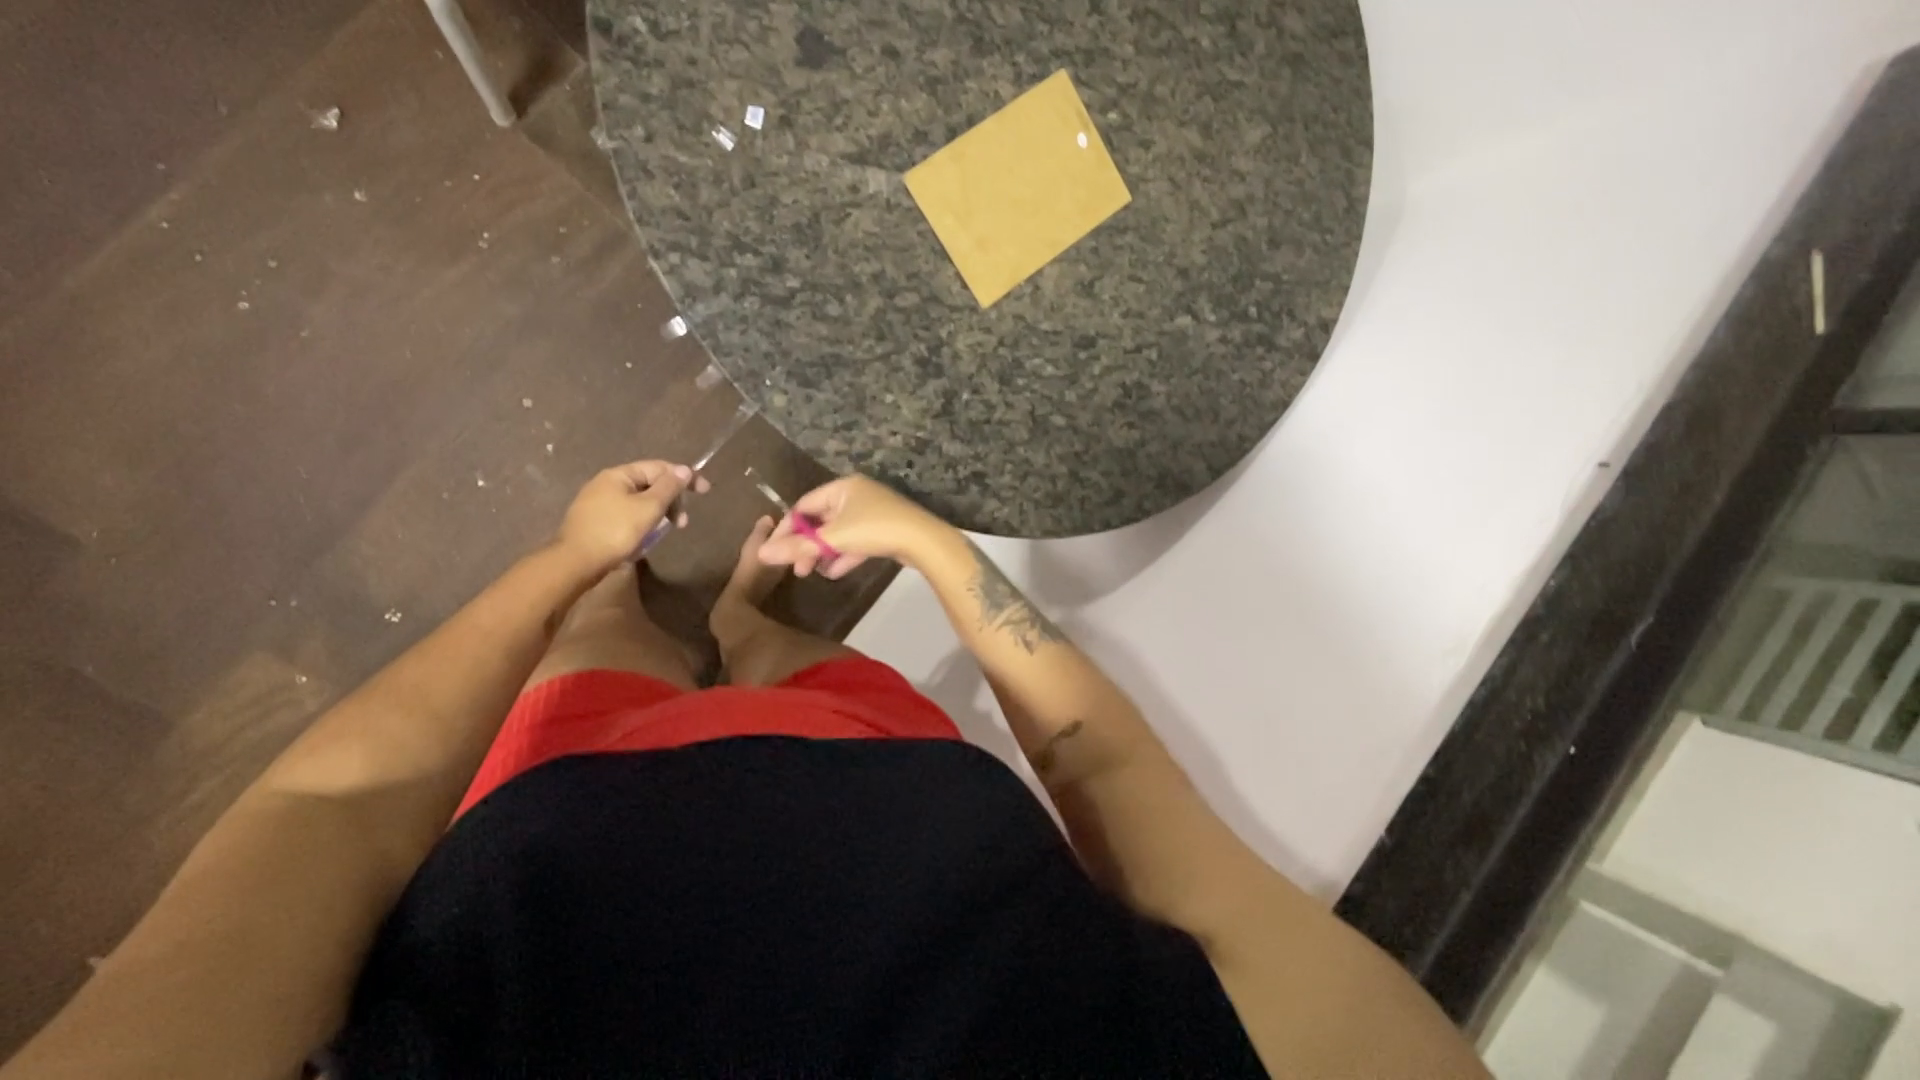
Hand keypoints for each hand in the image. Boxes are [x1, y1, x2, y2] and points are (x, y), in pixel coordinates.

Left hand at [556, 460, 710, 573]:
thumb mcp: (648, 508)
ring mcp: (598, 503)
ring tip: (666, 532)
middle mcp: (606, 484)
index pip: (658, 467)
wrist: (575, 562)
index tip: (705, 491)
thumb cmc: (614, 531)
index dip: (684, 477)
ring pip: (638, 502)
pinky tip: (645, 538)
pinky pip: (626, 516)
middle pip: (648, 484)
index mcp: (619, 475)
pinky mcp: (595, 522)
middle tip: (682, 522)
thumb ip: (668, 487)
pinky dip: (642, 522)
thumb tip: (684, 469)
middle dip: (670, 500)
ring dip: (657, 514)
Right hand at [757, 474, 949, 578]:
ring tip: (811, 573)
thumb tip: (761, 553)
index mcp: (842, 487)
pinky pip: (855, 542)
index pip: (803, 505)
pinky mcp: (883, 531)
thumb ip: (798, 546)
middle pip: (820, 520)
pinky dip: (843, 556)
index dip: (786, 528)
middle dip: (806, 545)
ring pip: (838, 534)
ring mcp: (871, 513)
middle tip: (796, 570)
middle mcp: (856, 495)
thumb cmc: (875, 529)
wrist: (924, 541)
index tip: (774, 551)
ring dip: (823, 553)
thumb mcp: (833, 538)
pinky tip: (833, 573)